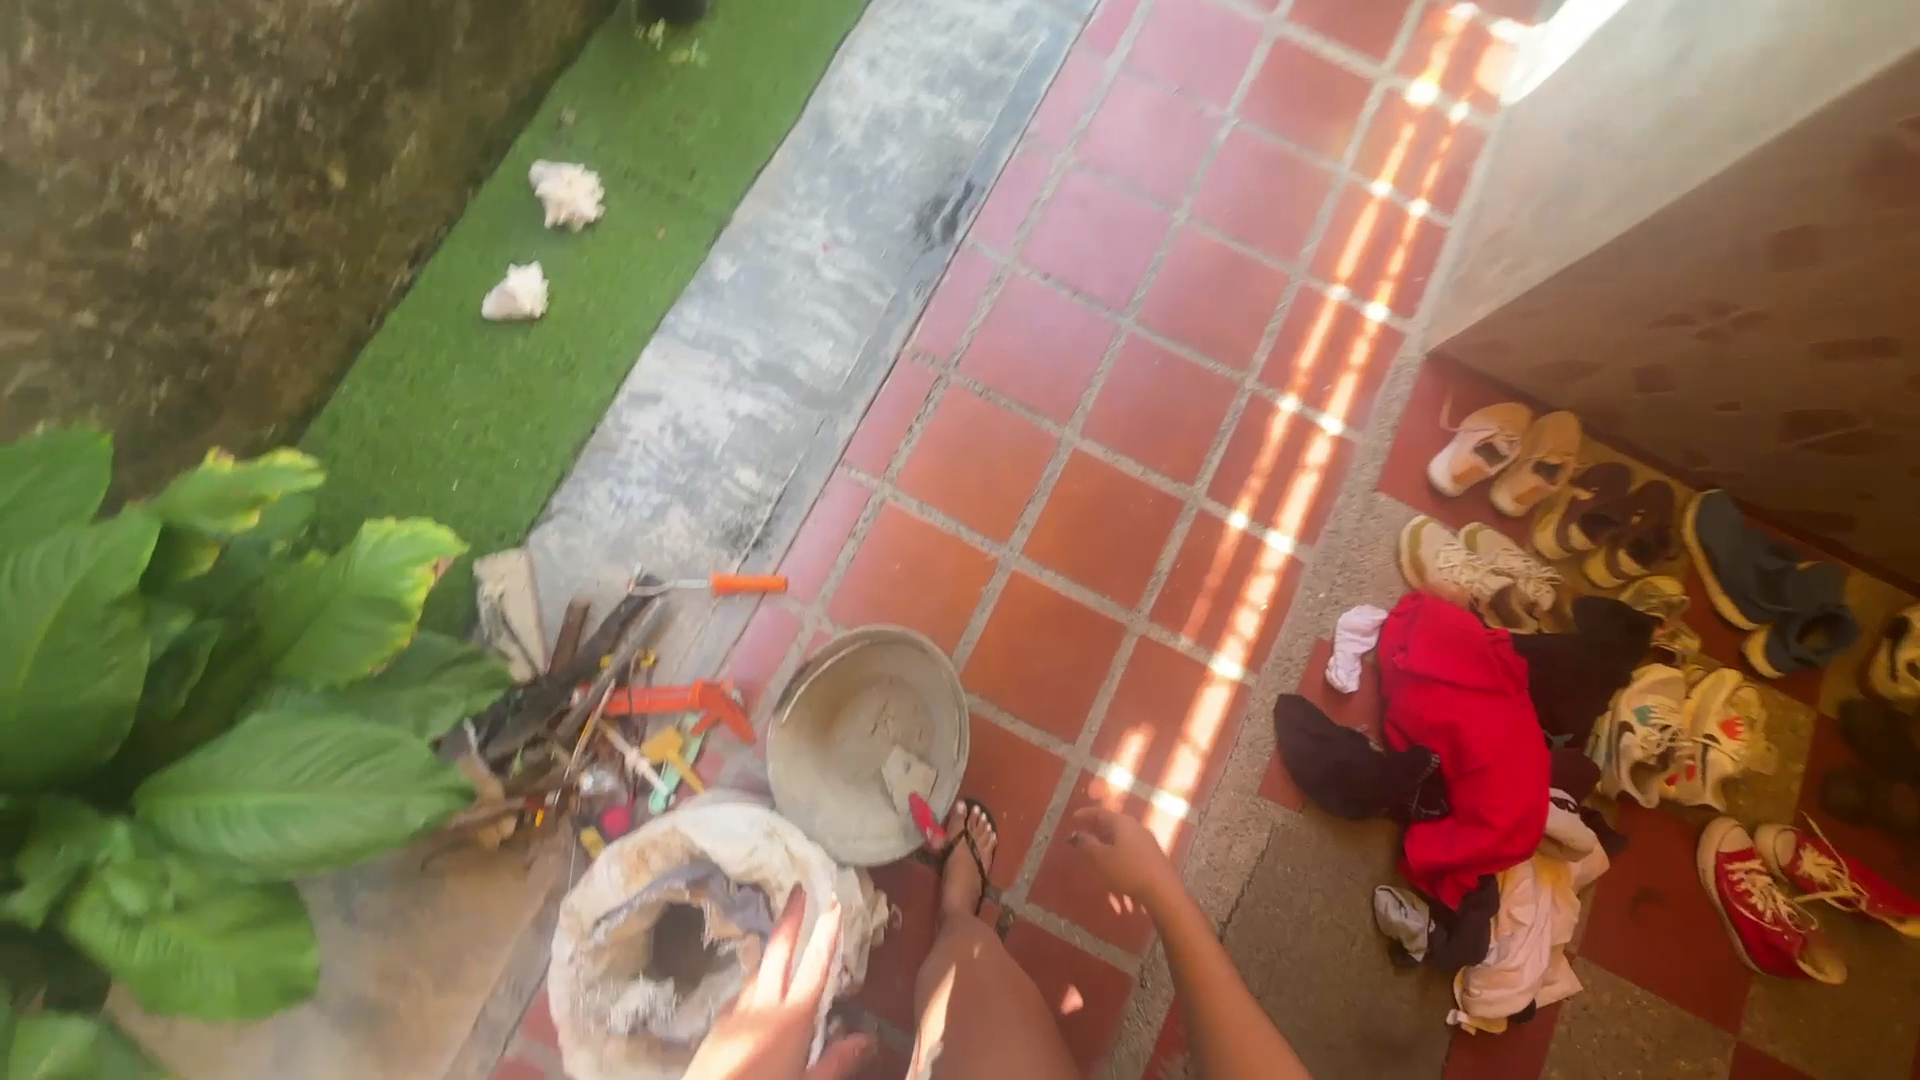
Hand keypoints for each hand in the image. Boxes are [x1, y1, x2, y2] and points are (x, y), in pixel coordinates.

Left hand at [683, 886, 872, 1079]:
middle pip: (779, 951)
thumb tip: (868, 1039)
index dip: (826, 934)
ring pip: (756, 972)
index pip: (815, 966)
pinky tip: (754, 996)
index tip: (833, 905)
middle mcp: (763, 1006)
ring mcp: (734, 1014)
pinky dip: (753, 987)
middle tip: (798, 890)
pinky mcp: (714, 1028)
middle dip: (791, 918)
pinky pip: (739, 997)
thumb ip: (836, 1062)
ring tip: (781, 940)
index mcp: (792, 1018)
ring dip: (771, 952)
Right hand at [1067, 805, 1177, 910]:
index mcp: (1122, 822)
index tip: (1074, 818)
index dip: (1085, 814)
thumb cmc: (1128, 871)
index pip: (1100, 812)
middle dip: (1097, 830)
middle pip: (1112, 824)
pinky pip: (1130, 851)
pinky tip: (1114, 868)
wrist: (1163, 892)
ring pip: (1121, 839)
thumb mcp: (1101, 858)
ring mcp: (1147, 841)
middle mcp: (1136, 826)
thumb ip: (1087, 844)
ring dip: (1107, 845)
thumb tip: (1077, 834)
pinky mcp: (1153, 856)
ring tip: (1096, 855)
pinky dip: (1118, 855)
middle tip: (1083, 836)